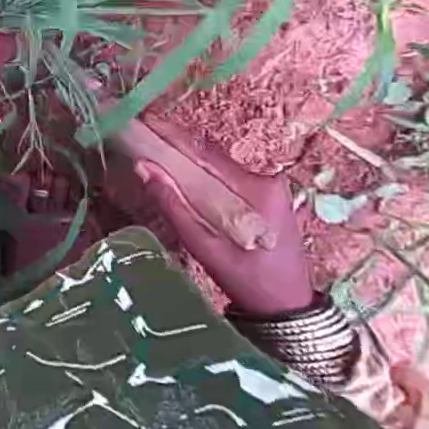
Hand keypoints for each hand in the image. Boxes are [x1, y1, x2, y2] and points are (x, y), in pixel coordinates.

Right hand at [137, 145, 313, 315]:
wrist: (287, 306)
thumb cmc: (246, 280)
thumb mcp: (204, 246)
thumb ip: (173, 205)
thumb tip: (143, 168)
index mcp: (256, 189)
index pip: (205, 153)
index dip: (171, 135)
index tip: (143, 122)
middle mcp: (266, 179)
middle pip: (211, 156)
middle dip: (175, 144)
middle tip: (141, 131)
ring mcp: (269, 186)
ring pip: (217, 166)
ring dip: (186, 158)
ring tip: (153, 147)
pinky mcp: (266, 195)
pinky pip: (225, 177)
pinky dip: (200, 173)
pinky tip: (178, 170)